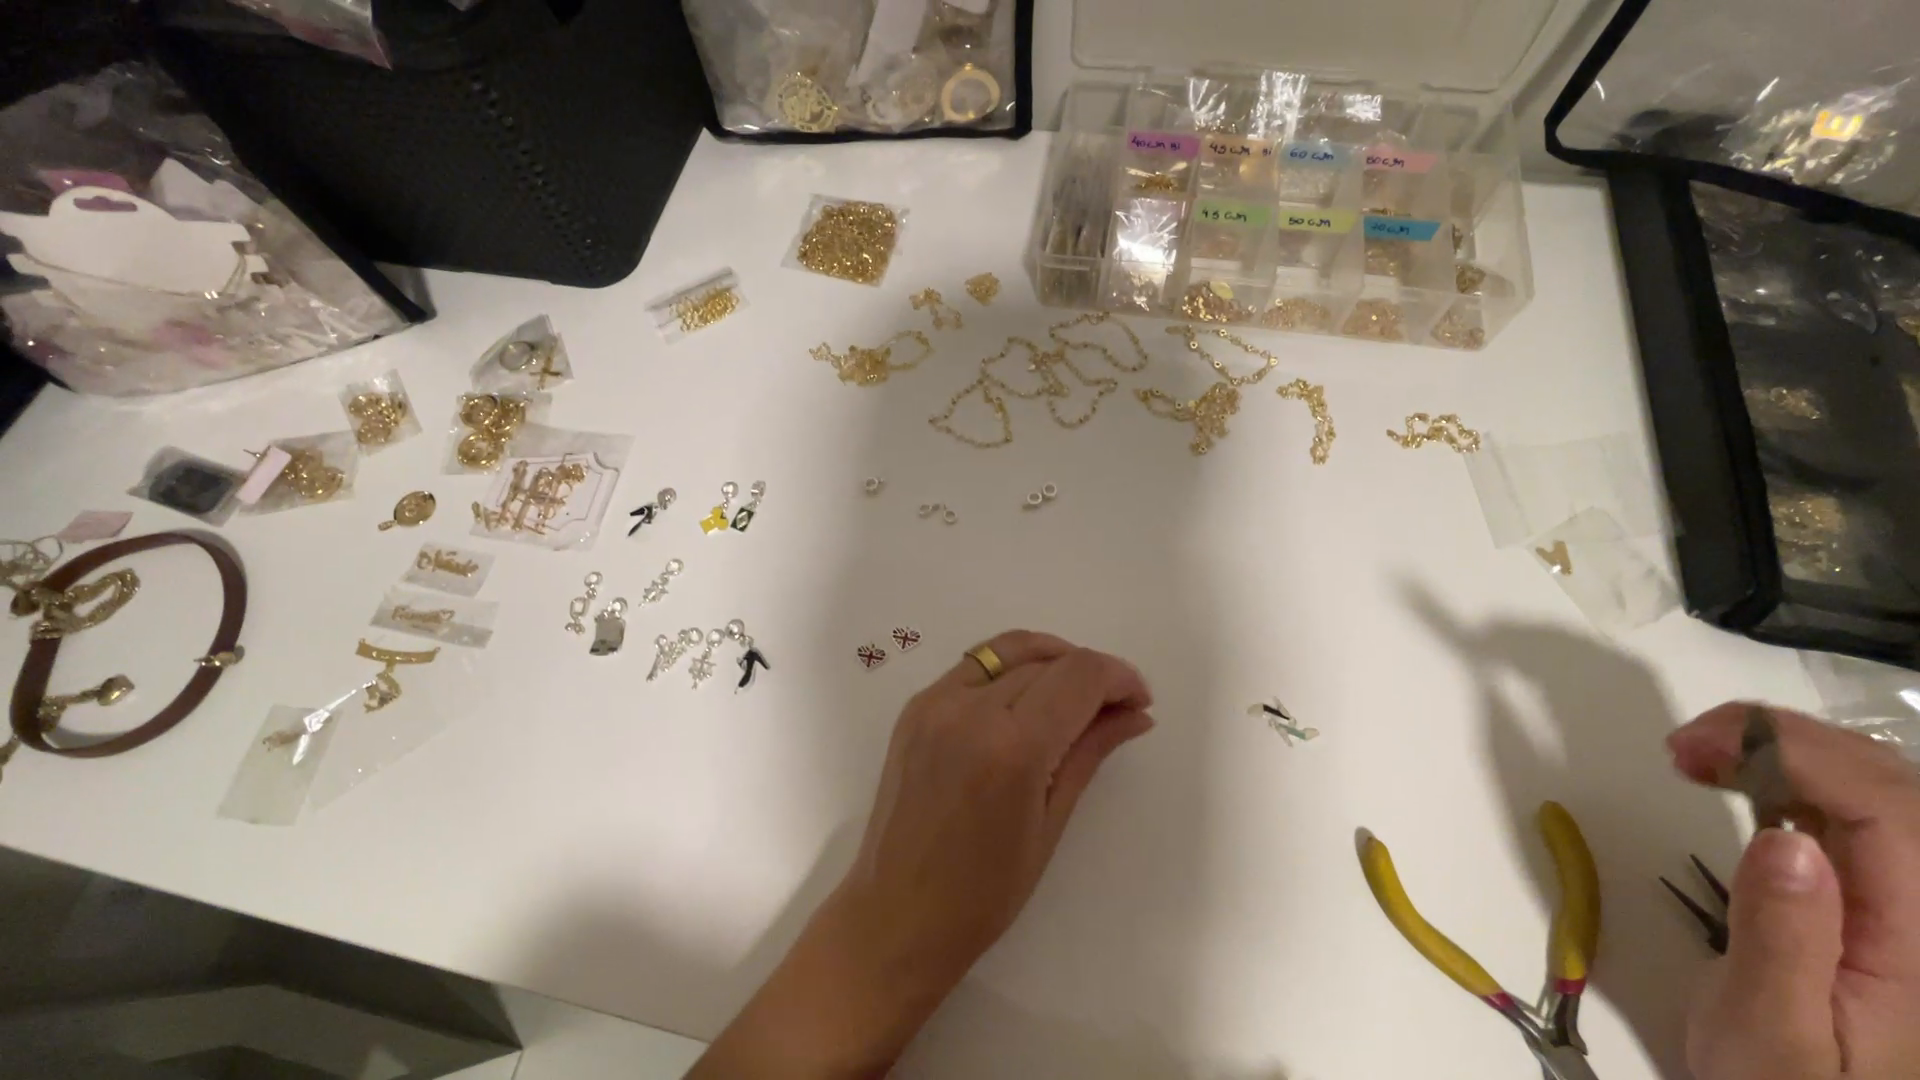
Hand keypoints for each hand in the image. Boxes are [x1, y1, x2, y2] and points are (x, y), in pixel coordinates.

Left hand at [688, 630, 1153, 1079]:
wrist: (897, 914)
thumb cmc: (984, 891)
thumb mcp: (1051, 822)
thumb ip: (1090, 752)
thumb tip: (1136, 714)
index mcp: (1011, 746)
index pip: (1079, 675)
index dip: (1119, 677)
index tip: (1138, 701)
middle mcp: (969, 709)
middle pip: (1048, 660)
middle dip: (1090, 675)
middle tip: (1113, 709)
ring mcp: (934, 703)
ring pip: (1008, 650)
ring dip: (1051, 660)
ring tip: (1073, 696)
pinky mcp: (914, 708)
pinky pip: (973, 667)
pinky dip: (1009, 670)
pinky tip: (1025, 702)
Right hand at [1668, 704, 1919, 1079]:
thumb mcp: (1770, 1028)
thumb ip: (1784, 937)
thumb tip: (1784, 839)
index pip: (1889, 809)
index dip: (1795, 751)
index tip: (1695, 746)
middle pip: (1891, 784)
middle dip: (1786, 738)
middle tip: (1685, 745)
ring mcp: (1912, 901)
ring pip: (1879, 786)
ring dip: (1788, 750)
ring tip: (1700, 757)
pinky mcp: (1881, 896)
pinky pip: (1859, 809)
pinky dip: (1795, 774)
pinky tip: (1739, 779)